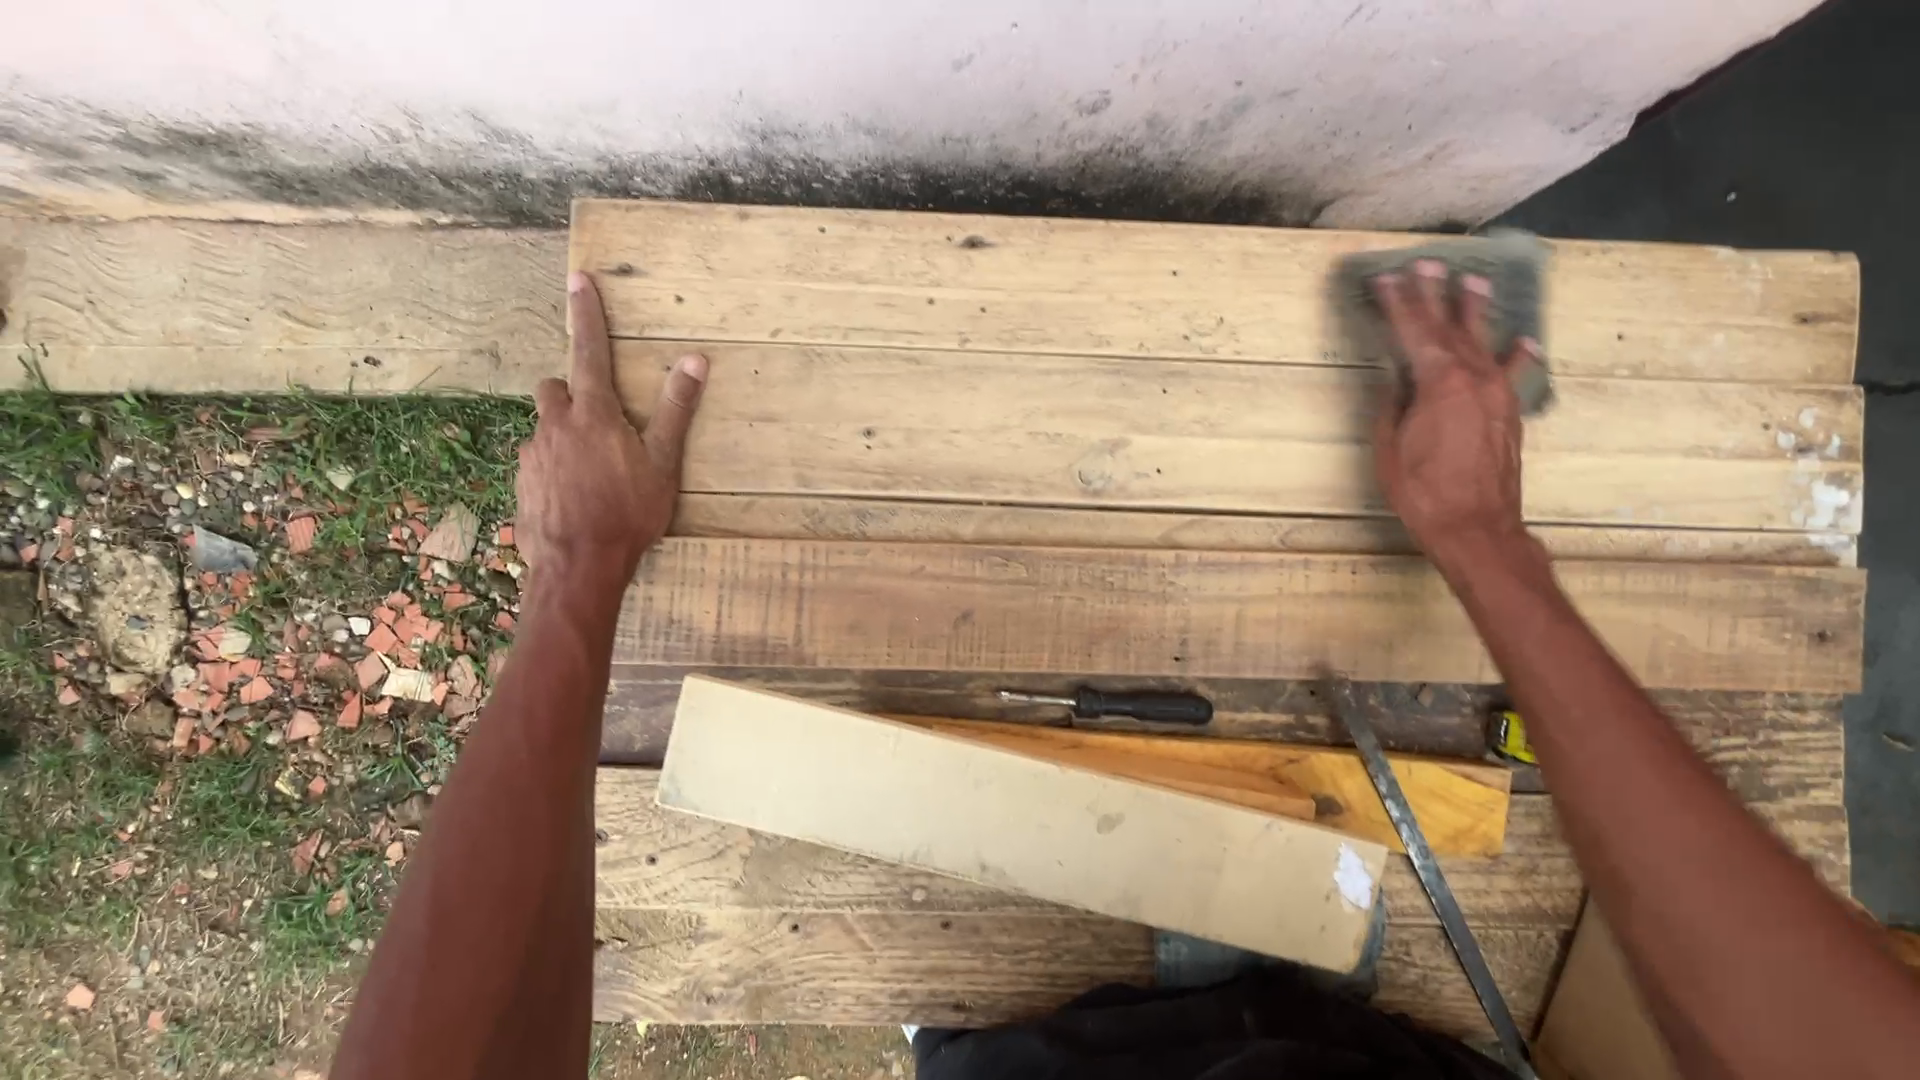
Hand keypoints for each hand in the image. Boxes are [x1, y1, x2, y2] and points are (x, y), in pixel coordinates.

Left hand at [515, 272, 706, 586]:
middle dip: (572, 393)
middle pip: (555, 388)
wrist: (578, 565)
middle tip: (600, 420)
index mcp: (593, 414)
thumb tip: (694, 361)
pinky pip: (537, 462)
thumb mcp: (663, 463)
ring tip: (592, 471)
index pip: (589, 351)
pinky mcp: (521, 483)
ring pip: (545, 428)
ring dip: (564, 435)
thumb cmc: (629, 512)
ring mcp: (532, 454)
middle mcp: (554, 425)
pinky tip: (575, 496)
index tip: (580, 281)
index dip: (587, 315)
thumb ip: (676, 410)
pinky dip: (554, 468)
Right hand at [1370, 260, 1536, 568]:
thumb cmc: (1421, 491)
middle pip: (1450, 327)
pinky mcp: (1508, 413)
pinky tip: (1523, 341)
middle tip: (1427, 264)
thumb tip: (1395, 379)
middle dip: (1435, 295)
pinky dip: (1516, 355)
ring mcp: (1496, 394)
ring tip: (1473, 282)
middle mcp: (1472, 379)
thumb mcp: (1389, 449)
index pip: (1413, 332)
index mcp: (1437, 383)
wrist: (1475, 526)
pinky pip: (1512, 372)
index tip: (1386, 278)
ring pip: (1484, 342)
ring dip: (1476, 311)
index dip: (1398, 303)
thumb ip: (1392, 407)